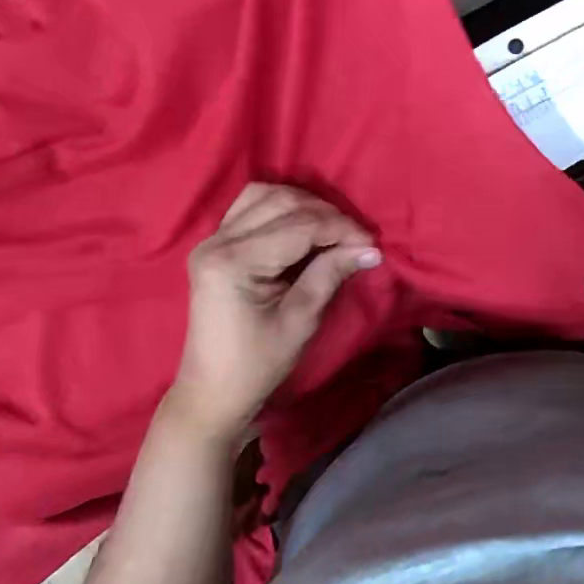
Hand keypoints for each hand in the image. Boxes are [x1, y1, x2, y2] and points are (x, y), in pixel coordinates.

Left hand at [169, 183, 381, 437]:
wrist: (213, 389)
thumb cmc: (258, 364)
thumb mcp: (300, 320)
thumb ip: (330, 274)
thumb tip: (369, 247)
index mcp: (234, 263)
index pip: (298, 226)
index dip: (340, 228)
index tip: (372, 242)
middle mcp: (217, 241)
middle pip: (281, 202)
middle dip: (326, 214)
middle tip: (356, 238)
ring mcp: (211, 239)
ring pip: (264, 194)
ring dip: (303, 205)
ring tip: (332, 230)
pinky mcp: (215, 244)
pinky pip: (250, 207)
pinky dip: (281, 208)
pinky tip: (303, 227)